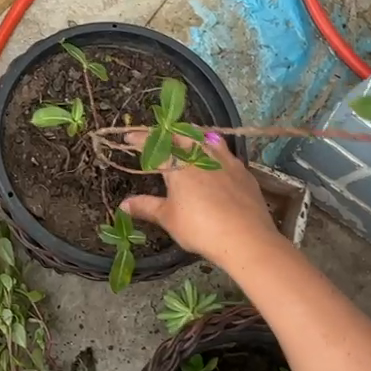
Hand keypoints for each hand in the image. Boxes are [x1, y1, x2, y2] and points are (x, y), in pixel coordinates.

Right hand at [119, 132, 286, 271]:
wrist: (246, 237)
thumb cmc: (200, 228)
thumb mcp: (168, 219)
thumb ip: (146, 207)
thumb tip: (124, 204)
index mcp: (179, 166)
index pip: (155, 147)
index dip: (139, 140)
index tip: (128, 138)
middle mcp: (201, 156)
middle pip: (181, 135)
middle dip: (166, 133)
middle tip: (157, 137)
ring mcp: (225, 161)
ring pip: (205, 137)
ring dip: (191, 134)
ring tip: (184, 136)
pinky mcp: (242, 170)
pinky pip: (224, 151)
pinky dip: (214, 147)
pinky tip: (215, 155)